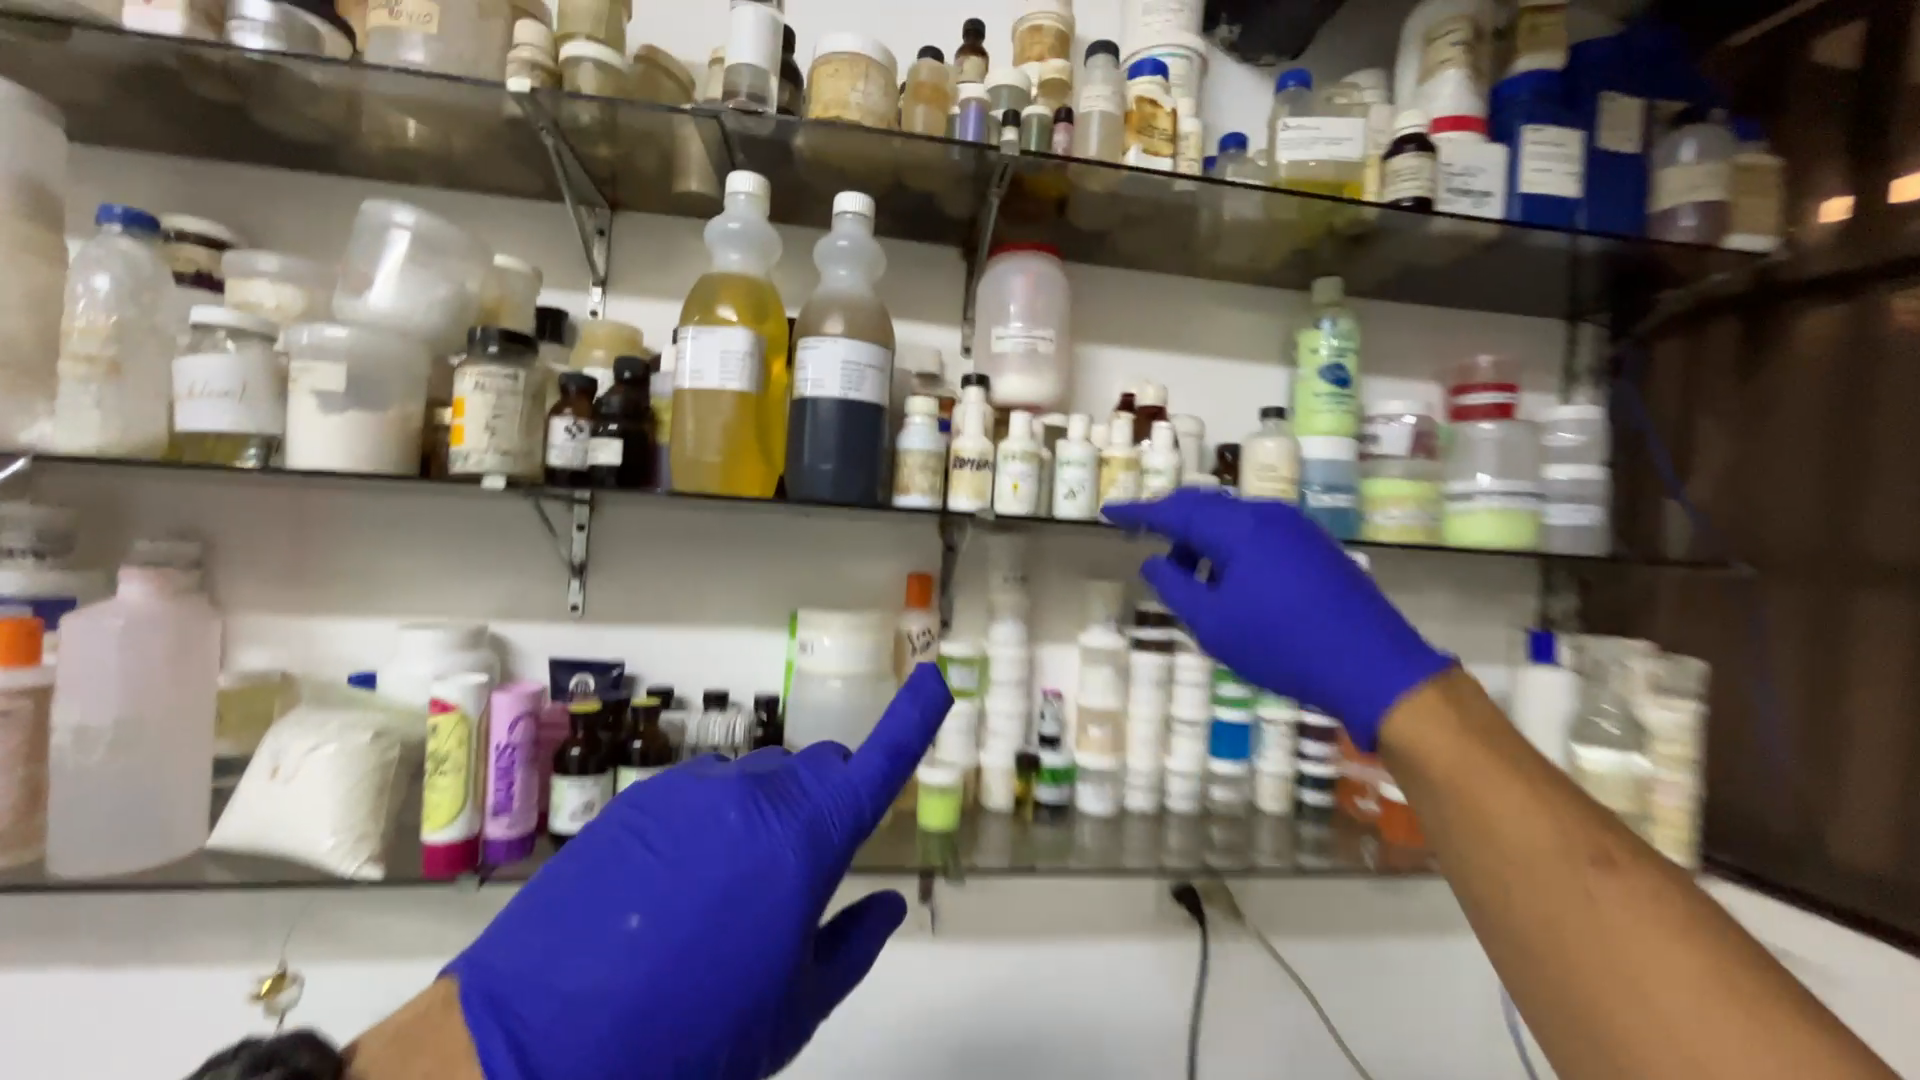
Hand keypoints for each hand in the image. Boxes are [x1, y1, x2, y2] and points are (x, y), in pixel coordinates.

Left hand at [444, 664, 953, 1079]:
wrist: (529, 1049)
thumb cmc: (690, 1038)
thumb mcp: (792, 1010)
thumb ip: (852, 946)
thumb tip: (886, 905)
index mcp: (804, 839)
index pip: (877, 763)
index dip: (913, 719)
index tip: (934, 679)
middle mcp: (751, 794)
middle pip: (814, 769)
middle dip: (827, 803)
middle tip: (807, 872)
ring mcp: (687, 791)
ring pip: (756, 781)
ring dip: (767, 814)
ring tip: (729, 892)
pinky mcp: (635, 803)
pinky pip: (700, 795)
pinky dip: (714, 822)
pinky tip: (677, 886)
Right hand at [1104, 491, 1452, 750]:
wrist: (1373, 664)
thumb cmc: (1281, 645)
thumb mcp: (1213, 623)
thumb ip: (1175, 587)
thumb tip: (1154, 562)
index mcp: (1239, 527)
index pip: (1175, 509)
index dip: (1138, 512)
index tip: (1109, 513)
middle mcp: (1269, 515)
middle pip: (1206, 509)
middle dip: (1172, 526)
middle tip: (1146, 545)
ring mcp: (1297, 529)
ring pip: (1234, 523)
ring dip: (1203, 545)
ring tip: (1191, 583)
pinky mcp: (1316, 548)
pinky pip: (1259, 536)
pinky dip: (1232, 553)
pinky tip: (1230, 587)